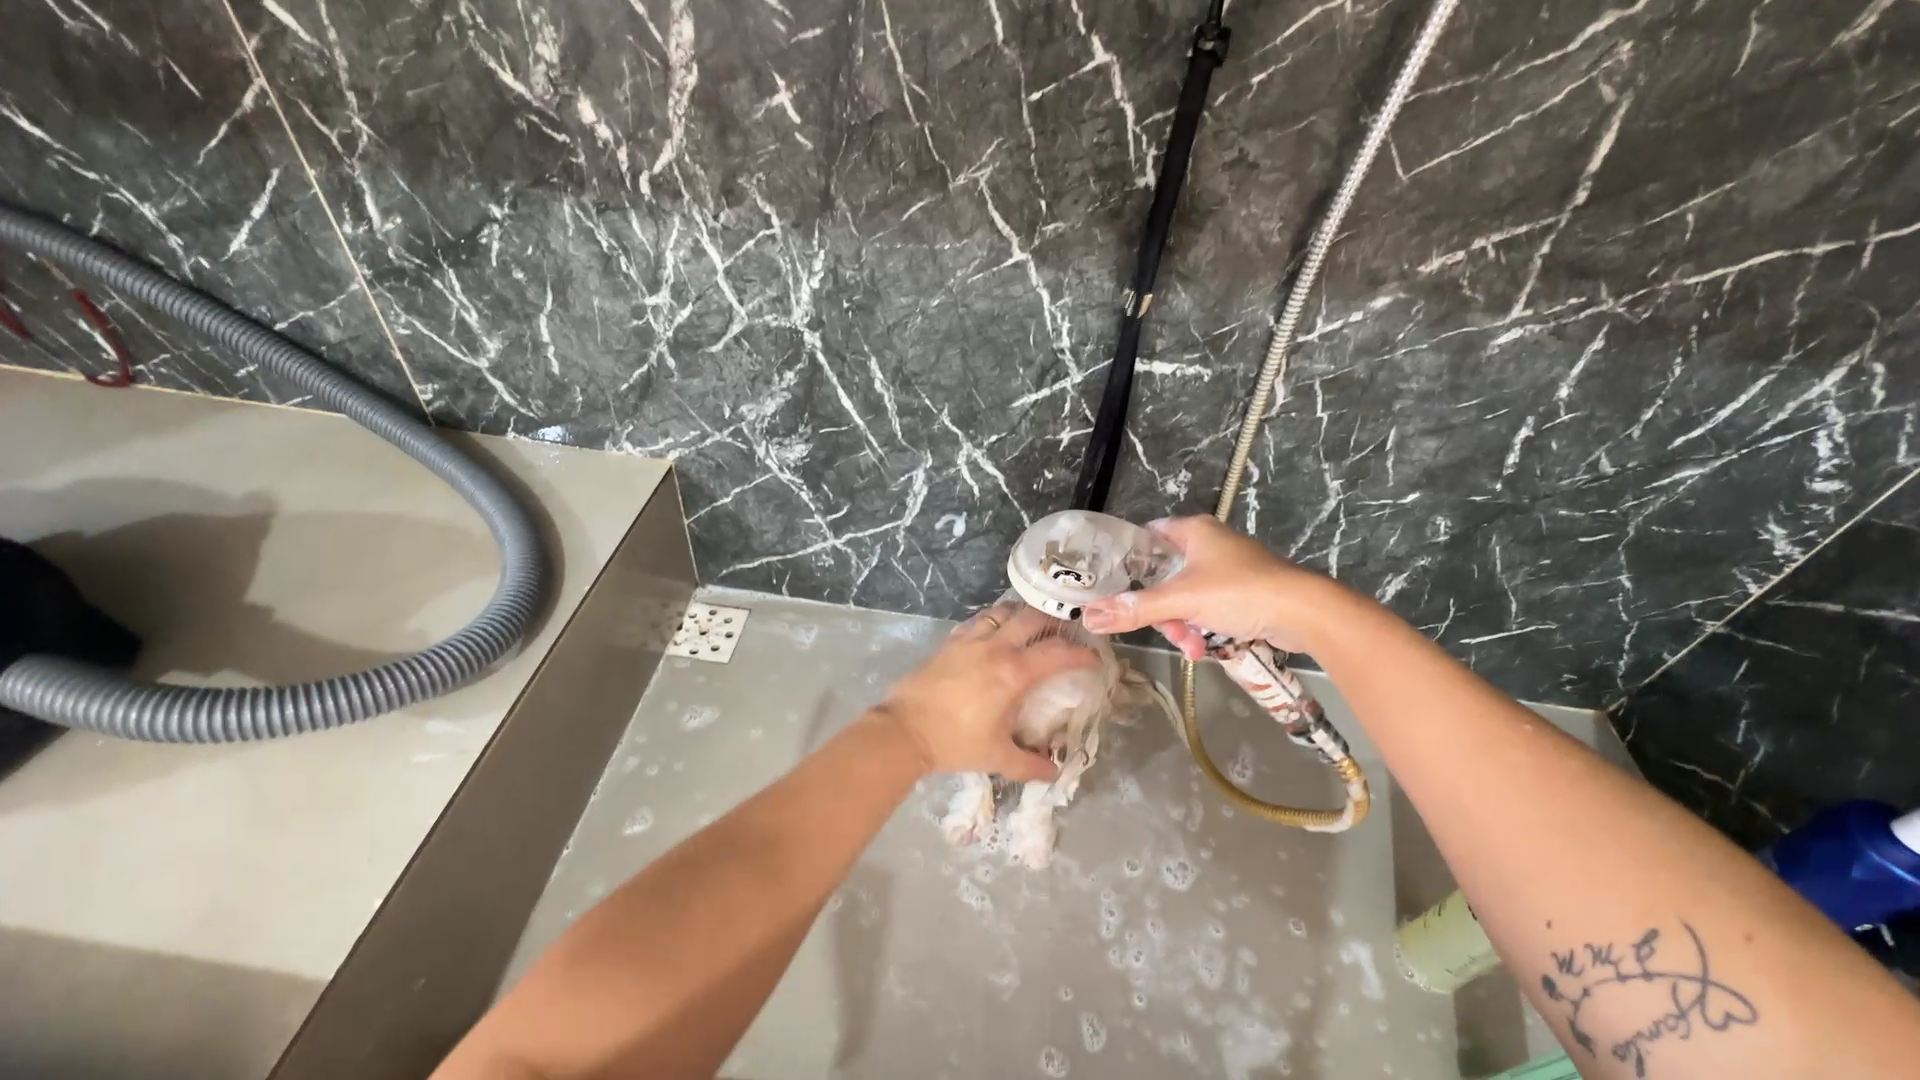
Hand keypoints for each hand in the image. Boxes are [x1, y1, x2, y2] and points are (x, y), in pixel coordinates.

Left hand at [872, 602, 1097, 782]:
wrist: (904, 731)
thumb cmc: (955, 743)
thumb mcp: (997, 758)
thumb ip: (1030, 765)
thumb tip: (1055, 771)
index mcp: (1014, 673)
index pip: (1058, 653)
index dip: (1081, 654)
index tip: (1093, 659)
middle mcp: (995, 648)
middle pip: (1033, 617)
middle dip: (1055, 620)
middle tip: (1066, 630)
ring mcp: (970, 641)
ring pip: (1003, 612)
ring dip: (1022, 615)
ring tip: (1032, 626)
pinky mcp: (950, 642)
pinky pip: (978, 621)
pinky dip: (994, 621)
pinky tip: (995, 634)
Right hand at [1080, 516, 1337, 658]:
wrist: (1304, 613)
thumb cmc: (1239, 592)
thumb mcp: (1181, 601)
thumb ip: (1135, 609)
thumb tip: (1090, 616)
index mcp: (1193, 531)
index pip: (1146, 537)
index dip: (1128, 561)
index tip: (1114, 587)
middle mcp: (1209, 545)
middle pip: (1164, 577)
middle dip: (1163, 611)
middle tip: (1169, 630)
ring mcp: (1228, 570)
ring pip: (1186, 599)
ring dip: (1184, 627)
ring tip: (1194, 648)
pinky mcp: (1244, 594)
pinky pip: (1209, 611)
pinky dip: (1205, 630)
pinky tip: (1207, 650)